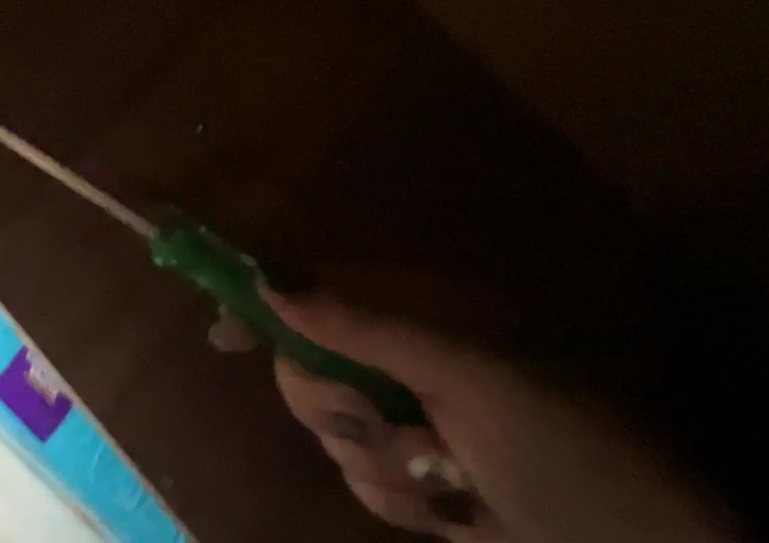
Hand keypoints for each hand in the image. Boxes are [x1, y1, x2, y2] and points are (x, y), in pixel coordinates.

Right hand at [251, 289, 743, 542]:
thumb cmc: (562, 450)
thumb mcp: (470, 375)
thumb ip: (365, 324)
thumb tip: (265, 278)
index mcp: (423, 313)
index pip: (316, 288)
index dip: (263, 303)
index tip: (223, 333)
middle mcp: (406, 357)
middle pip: (305, 363)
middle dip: (335, 403)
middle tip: (381, 420)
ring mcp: (410, 418)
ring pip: (328, 427)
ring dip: (377, 460)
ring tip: (444, 478)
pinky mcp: (415, 475)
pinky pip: (358, 477)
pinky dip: (397, 498)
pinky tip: (449, 508)